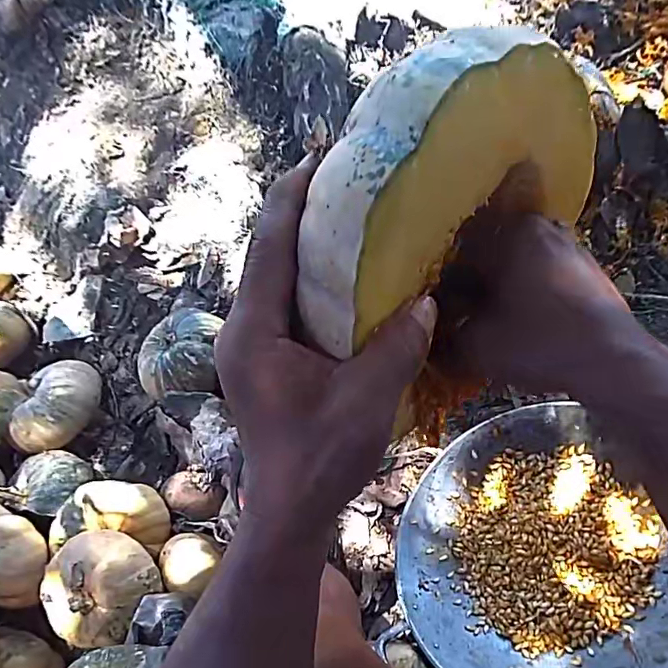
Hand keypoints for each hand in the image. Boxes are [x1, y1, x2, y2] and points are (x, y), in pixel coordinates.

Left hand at [216, 156, 436, 531]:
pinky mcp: (264, 368)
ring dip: (308, 253)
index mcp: (255, 331)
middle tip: (344, 184)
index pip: (271, 245)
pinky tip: (345, 286)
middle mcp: (243, 332)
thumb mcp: (367, 399)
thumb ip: (397, 347)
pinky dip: (312, 290)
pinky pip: (286, 312)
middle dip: (302, 216)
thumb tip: (425, 303)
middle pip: (268, 257)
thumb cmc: (321, 458)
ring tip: (348, 225)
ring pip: (276, 285)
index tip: (322, 156)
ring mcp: (250, 352)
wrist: (291, 511)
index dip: (295, 196)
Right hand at [439, 213, 652, 396]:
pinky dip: (528, 299)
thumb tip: (433, 345)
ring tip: (489, 326)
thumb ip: (447, 341)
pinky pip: (544, 281)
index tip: (435, 308)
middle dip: (473, 285)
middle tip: (459, 318)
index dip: (442, 281)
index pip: (460, 247)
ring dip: (501, 292)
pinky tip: (522, 329)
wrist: (612, 362)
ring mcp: (571, 249)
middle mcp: (543, 228)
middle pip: (492, 254)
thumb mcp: (479, 347)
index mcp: (512, 231)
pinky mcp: (589, 275)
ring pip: (520, 267)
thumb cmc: (541, 344)